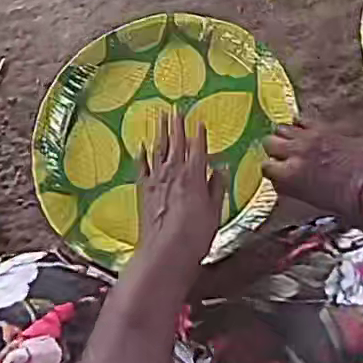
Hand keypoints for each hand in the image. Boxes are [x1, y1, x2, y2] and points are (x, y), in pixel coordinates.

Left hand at [134, 109, 226, 271]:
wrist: (165, 253)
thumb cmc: (195, 235)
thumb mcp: (215, 211)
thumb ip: (217, 187)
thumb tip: (221, 169)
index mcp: (195, 174)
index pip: (198, 147)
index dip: (199, 133)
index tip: (198, 120)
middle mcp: (174, 172)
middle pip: (176, 142)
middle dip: (176, 125)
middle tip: (175, 109)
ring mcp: (156, 180)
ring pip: (159, 149)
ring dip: (160, 132)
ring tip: (160, 117)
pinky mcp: (143, 190)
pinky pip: (142, 167)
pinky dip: (141, 155)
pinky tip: (141, 146)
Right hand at [262, 117, 362, 220]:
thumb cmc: (343, 202)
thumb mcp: (307, 199)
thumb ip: (289, 185)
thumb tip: (280, 179)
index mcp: (289, 175)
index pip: (265, 166)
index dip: (271, 170)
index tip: (276, 173)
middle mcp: (294, 152)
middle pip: (269, 142)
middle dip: (274, 150)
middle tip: (283, 157)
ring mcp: (308, 137)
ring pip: (282, 128)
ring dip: (285, 136)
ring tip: (294, 144)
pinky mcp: (322, 127)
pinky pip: (301, 119)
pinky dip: (300, 125)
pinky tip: (305, 133)